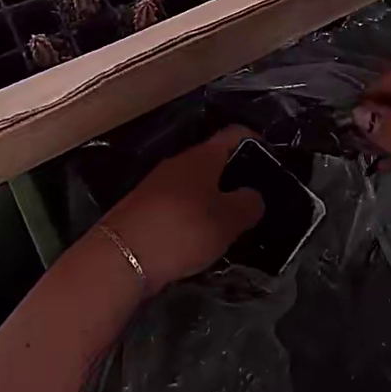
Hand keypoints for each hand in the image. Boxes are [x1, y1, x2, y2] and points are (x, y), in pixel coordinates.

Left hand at [101, 126, 265, 294]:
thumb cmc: (181, 229)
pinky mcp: (142, 207)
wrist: (118, 258)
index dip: (256, 140)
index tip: (272, 158)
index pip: (235, 133)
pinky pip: (177, 203)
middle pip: (214, 159)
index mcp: (203, 156)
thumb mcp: (227, 220)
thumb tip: (253, 196)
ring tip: (230, 222)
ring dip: (213, 197)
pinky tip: (198, 236)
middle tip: (254, 198)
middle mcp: (179, 162)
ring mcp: (157, 184)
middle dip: (235, 175)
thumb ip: (248, 204)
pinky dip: (192, 214)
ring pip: (195, 183)